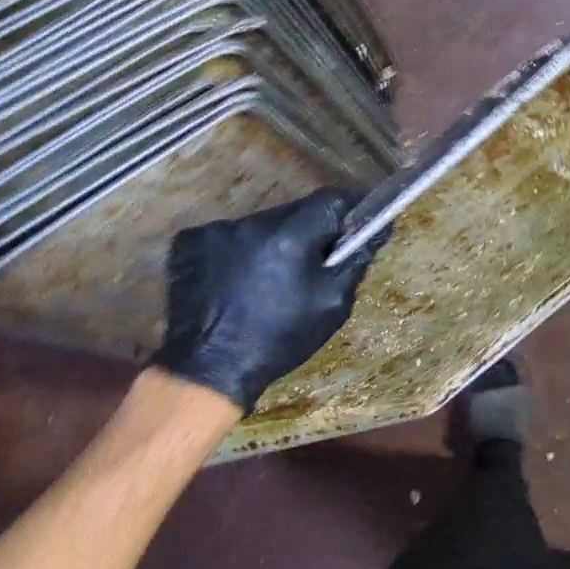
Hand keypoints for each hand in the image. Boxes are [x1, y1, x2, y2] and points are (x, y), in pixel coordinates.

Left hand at [149, 188, 386, 410]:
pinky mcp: (189, 243)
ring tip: (275, 277)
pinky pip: (231, 237)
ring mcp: (215, 231)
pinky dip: (243, 252)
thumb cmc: (280, 339)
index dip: (349, 208)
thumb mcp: (331, 304)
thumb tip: (380, 227)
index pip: (330, 200)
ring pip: (263, 225)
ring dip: (276, 241)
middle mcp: (250, 224)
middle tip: (317, 260)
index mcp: (289, 236)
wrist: (209, 368)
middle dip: (311, 230)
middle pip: (295, 211)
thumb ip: (355, 259)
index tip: (358, 222)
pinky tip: (241, 281)